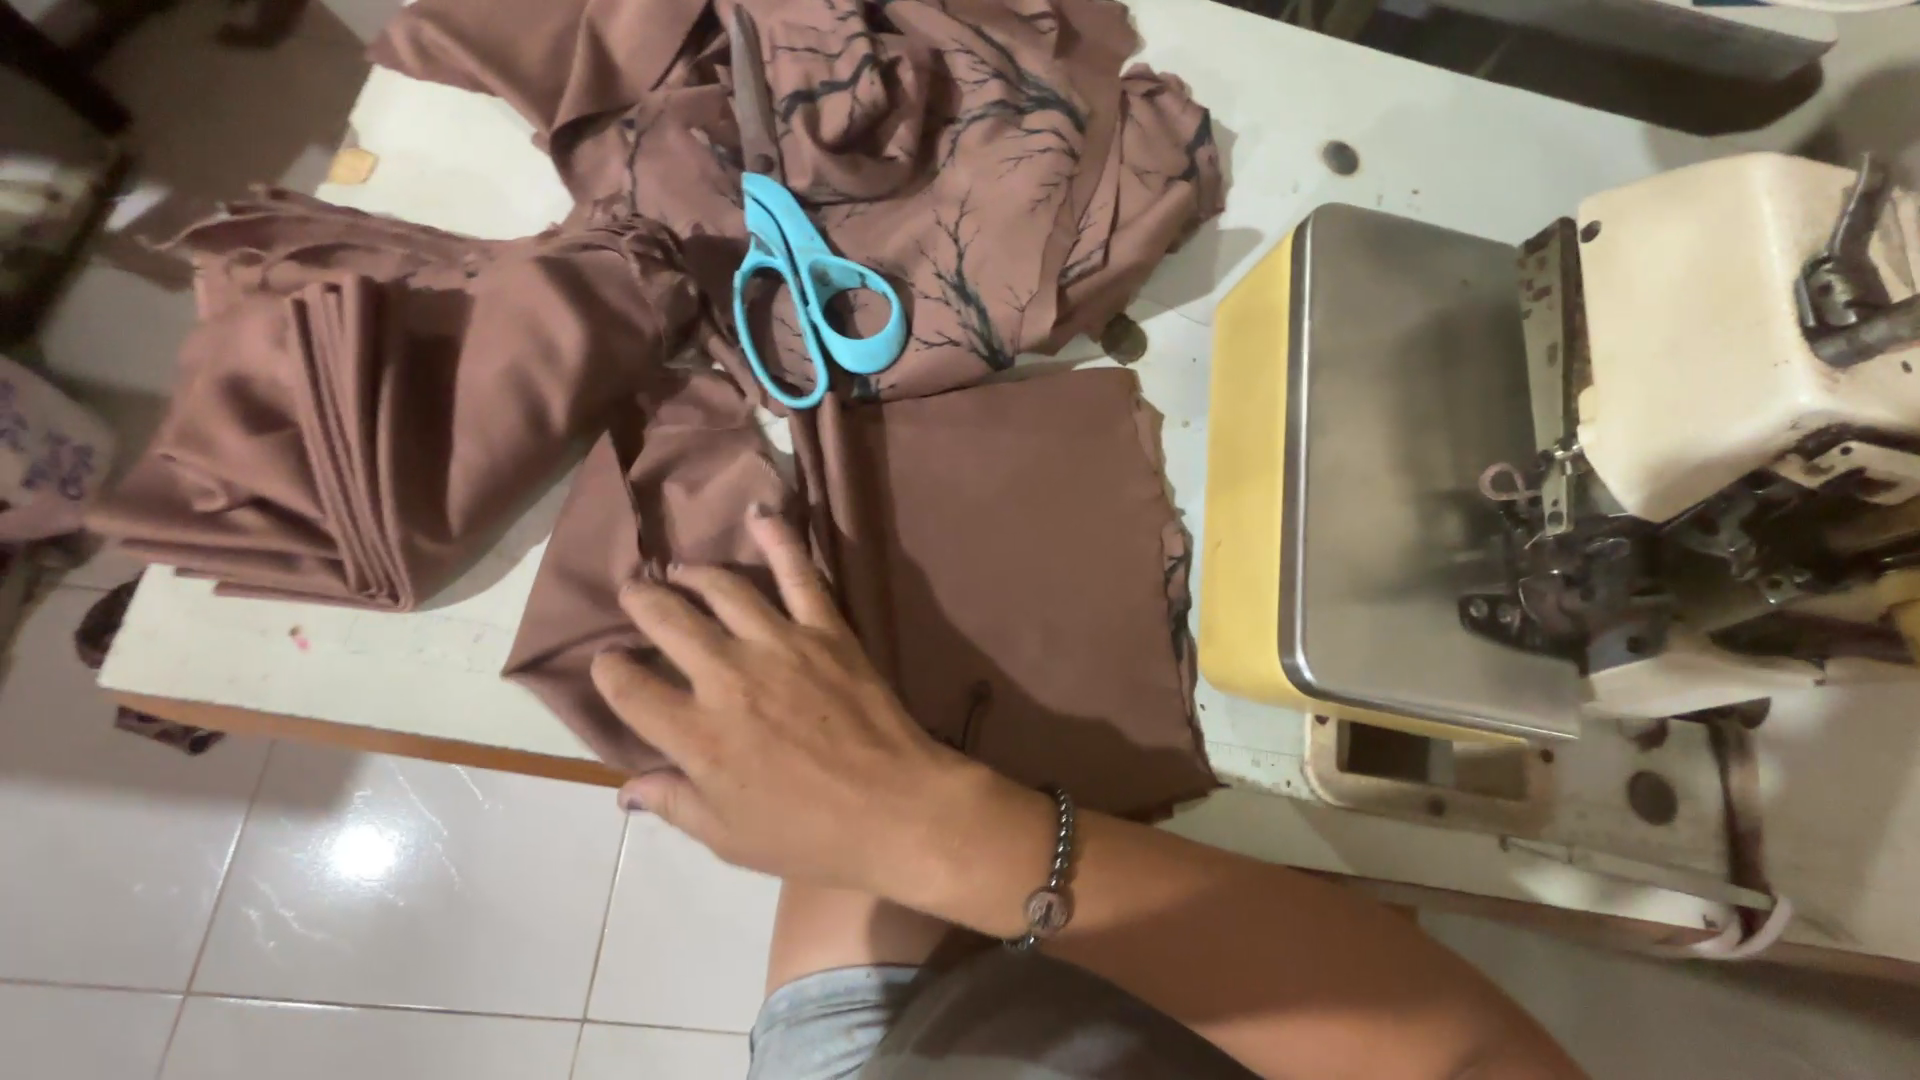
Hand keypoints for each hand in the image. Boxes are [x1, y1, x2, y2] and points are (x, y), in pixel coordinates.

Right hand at [589, 507, 991, 894]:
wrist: (897, 807)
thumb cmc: (810, 834)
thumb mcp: (729, 837)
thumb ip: (674, 803)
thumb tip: (625, 789)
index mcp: (697, 736)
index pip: (629, 688)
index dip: (609, 671)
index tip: (609, 663)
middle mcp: (727, 678)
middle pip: (668, 622)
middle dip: (642, 602)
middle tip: (634, 592)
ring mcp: (779, 645)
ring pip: (723, 590)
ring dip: (694, 573)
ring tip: (680, 569)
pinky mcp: (826, 630)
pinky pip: (799, 574)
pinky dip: (779, 539)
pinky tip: (759, 515)